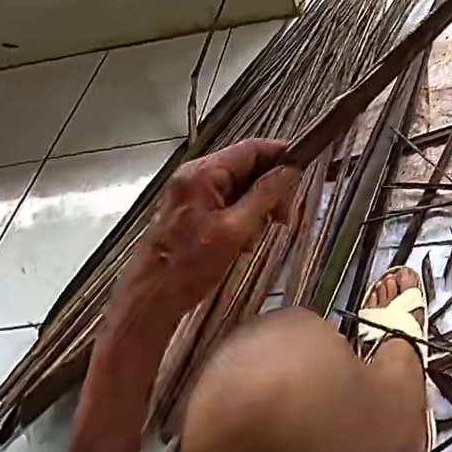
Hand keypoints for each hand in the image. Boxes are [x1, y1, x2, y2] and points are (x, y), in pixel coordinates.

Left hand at [109, 138, 302, 335]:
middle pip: (246, 167)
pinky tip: (245, 242)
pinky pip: (227, 203)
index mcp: (202, 173)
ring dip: (257, 207)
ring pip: (239, 187)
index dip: (280, 155)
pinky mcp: (191, 211)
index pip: (251, 148)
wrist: (148, 302)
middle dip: (270, 189)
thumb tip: (290, 170)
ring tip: (259, 236)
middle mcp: (195, 176)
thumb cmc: (188, 267)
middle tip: (284, 217)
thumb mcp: (235, 230)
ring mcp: (191, 193)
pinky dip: (242, 218)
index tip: (303, 171)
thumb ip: (264, 195)